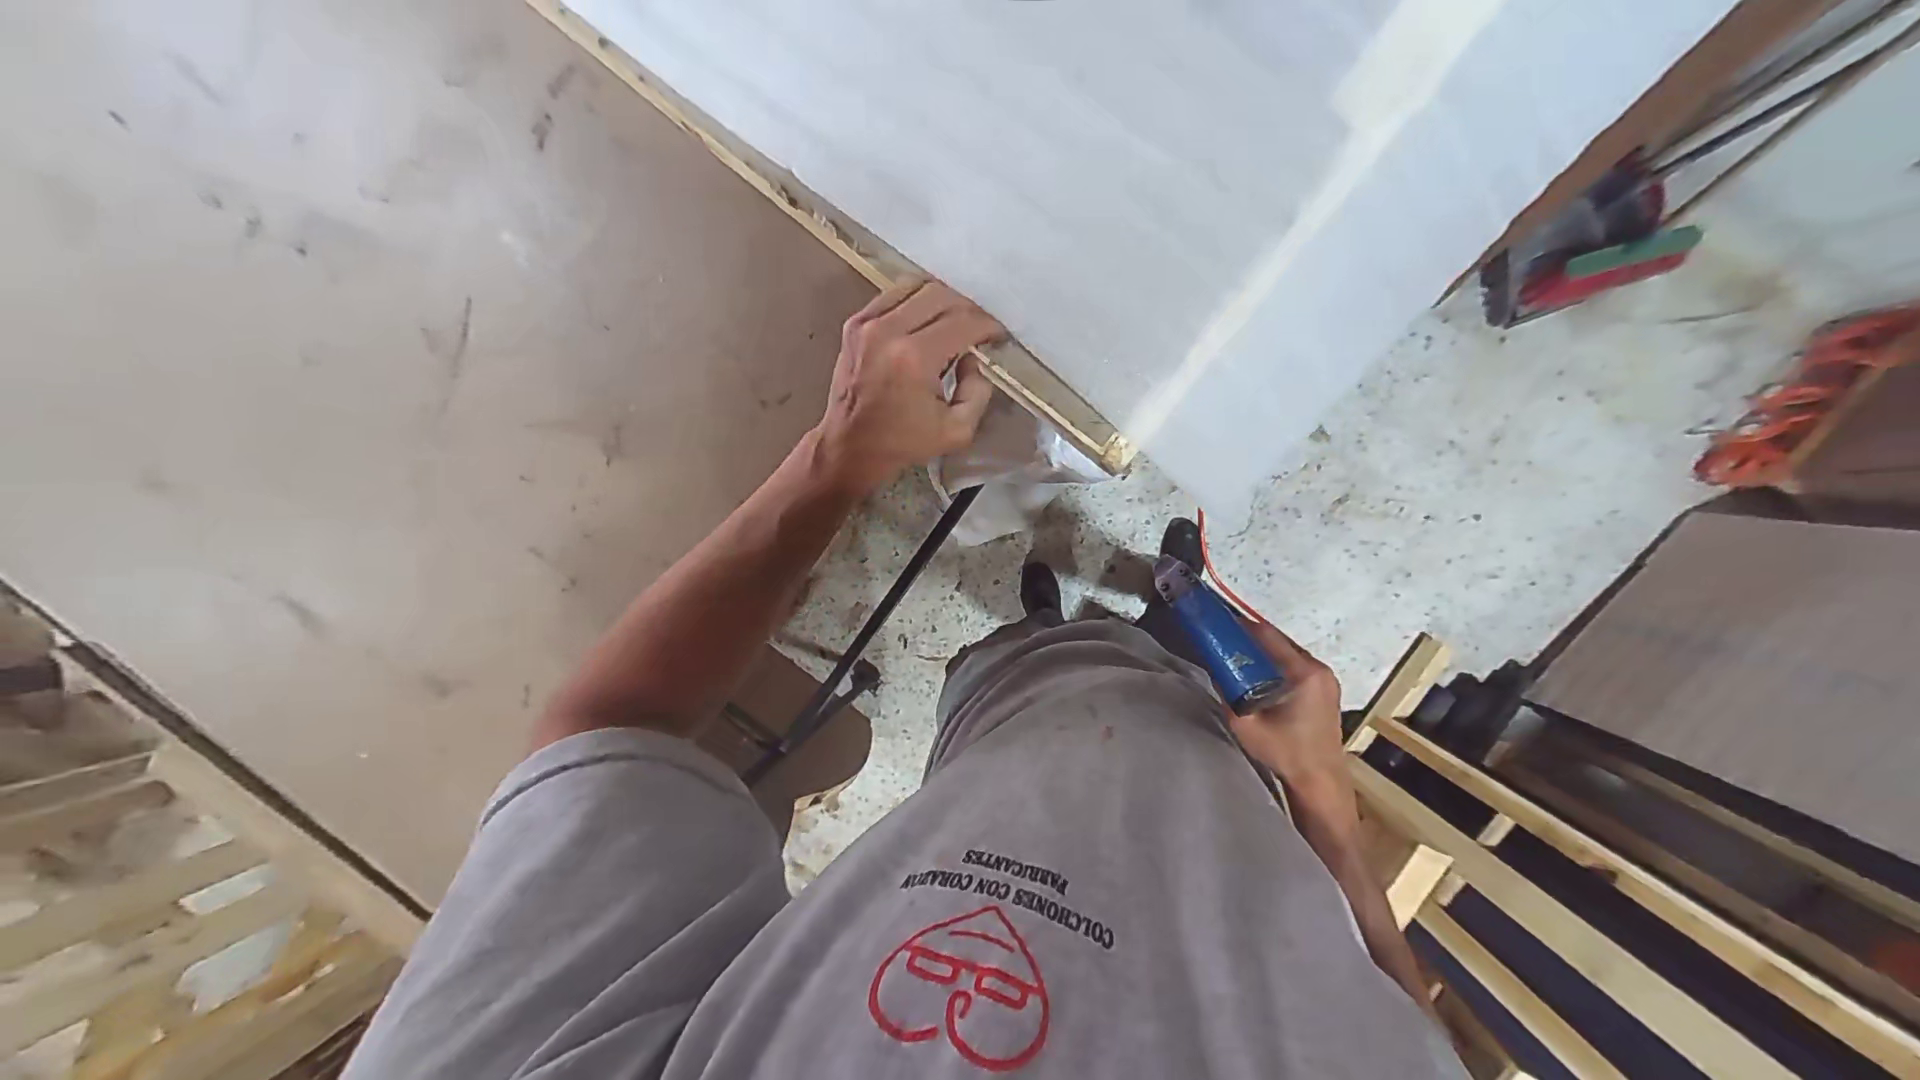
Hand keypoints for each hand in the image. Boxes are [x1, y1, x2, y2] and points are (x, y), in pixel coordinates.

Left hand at [813, 279, 1003, 494]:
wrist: (851, 446)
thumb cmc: (904, 442)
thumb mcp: (957, 431)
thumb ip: (978, 391)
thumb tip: (973, 359)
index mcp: (914, 358)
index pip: (963, 322)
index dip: (987, 326)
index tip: (997, 336)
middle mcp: (888, 331)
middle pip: (941, 296)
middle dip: (968, 310)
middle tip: (978, 329)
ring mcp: (867, 324)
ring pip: (917, 287)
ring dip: (942, 301)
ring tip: (954, 322)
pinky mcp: (854, 324)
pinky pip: (893, 295)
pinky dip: (915, 302)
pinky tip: (925, 321)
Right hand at [1227, 620, 1352, 811]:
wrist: (1320, 781)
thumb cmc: (1284, 752)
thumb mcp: (1244, 722)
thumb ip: (1227, 692)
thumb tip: (1215, 667)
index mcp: (1303, 673)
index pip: (1267, 635)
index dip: (1240, 626)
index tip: (1217, 622)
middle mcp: (1318, 669)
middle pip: (1278, 640)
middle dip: (1249, 638)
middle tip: (1222, 640)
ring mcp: (1325, 679)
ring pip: (1286, 652)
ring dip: (1262, 651)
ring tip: (1236, 655)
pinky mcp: (1324, 689)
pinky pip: (1294, 664)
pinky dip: (1274, 662)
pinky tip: (1257, 672)